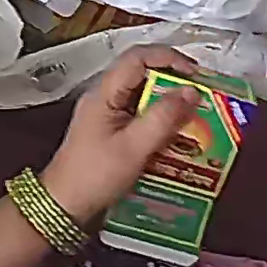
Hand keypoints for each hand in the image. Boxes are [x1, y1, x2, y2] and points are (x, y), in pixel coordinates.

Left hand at [42, 46, 201, 222]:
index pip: (138, 58)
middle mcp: (105, 98)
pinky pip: (142, 117)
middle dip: (175, 83)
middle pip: (144, 75)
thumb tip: (192, 91)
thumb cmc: (95, 176)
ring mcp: (108, 116)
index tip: (197, 75)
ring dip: (170, 104)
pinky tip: (179, 136)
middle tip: (202, 97)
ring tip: (196, 116)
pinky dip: (162, 122)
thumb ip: (163, 118)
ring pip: (144, 97)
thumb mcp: (133, 147)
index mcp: (104, 93)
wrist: (64, 208)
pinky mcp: (113, 133)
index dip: (170, 58)